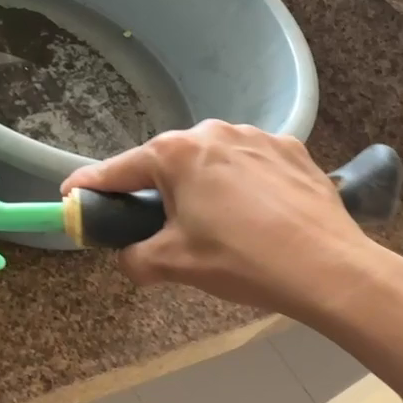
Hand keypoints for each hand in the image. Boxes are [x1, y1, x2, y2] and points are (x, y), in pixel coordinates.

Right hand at [61, 120, 402, 322]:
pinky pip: (250, 163)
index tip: (70, 196)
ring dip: (202, 185)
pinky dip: (243, 183)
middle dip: (156, 190)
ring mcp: (254, 136)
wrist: (333, 270)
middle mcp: (209, 132)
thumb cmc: (242, 262)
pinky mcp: (292, 149)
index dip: (89, 187)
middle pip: (166, 162)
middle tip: (158, 226)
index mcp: (174, 154)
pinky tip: (258, 213)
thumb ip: (134, 258)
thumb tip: (129, 257)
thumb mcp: (174, 265)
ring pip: (210, 161)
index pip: (116, 170)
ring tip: (219, 223)